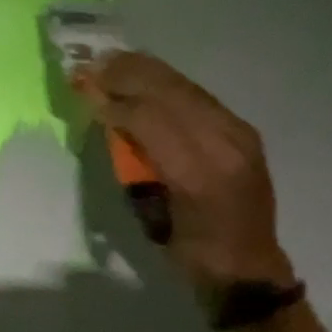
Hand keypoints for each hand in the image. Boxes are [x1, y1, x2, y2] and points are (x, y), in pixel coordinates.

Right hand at [71, 52, 296, 303]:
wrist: (246, 268)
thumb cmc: (190, 253)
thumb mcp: (151, 216)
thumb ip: (136, 165)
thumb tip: (112, 122)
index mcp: (198, 174)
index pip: (152, 120)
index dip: (116, 102)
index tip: (85, 89)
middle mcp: (224, 145)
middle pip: (171, 95)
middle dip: (129, 76)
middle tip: (93, 65)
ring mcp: (238, 135)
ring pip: (187, 89)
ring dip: (148, 73)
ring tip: (115, 62)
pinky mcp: (243, 132)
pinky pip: (200, 98)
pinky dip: (169, 85)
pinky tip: (148, 77)